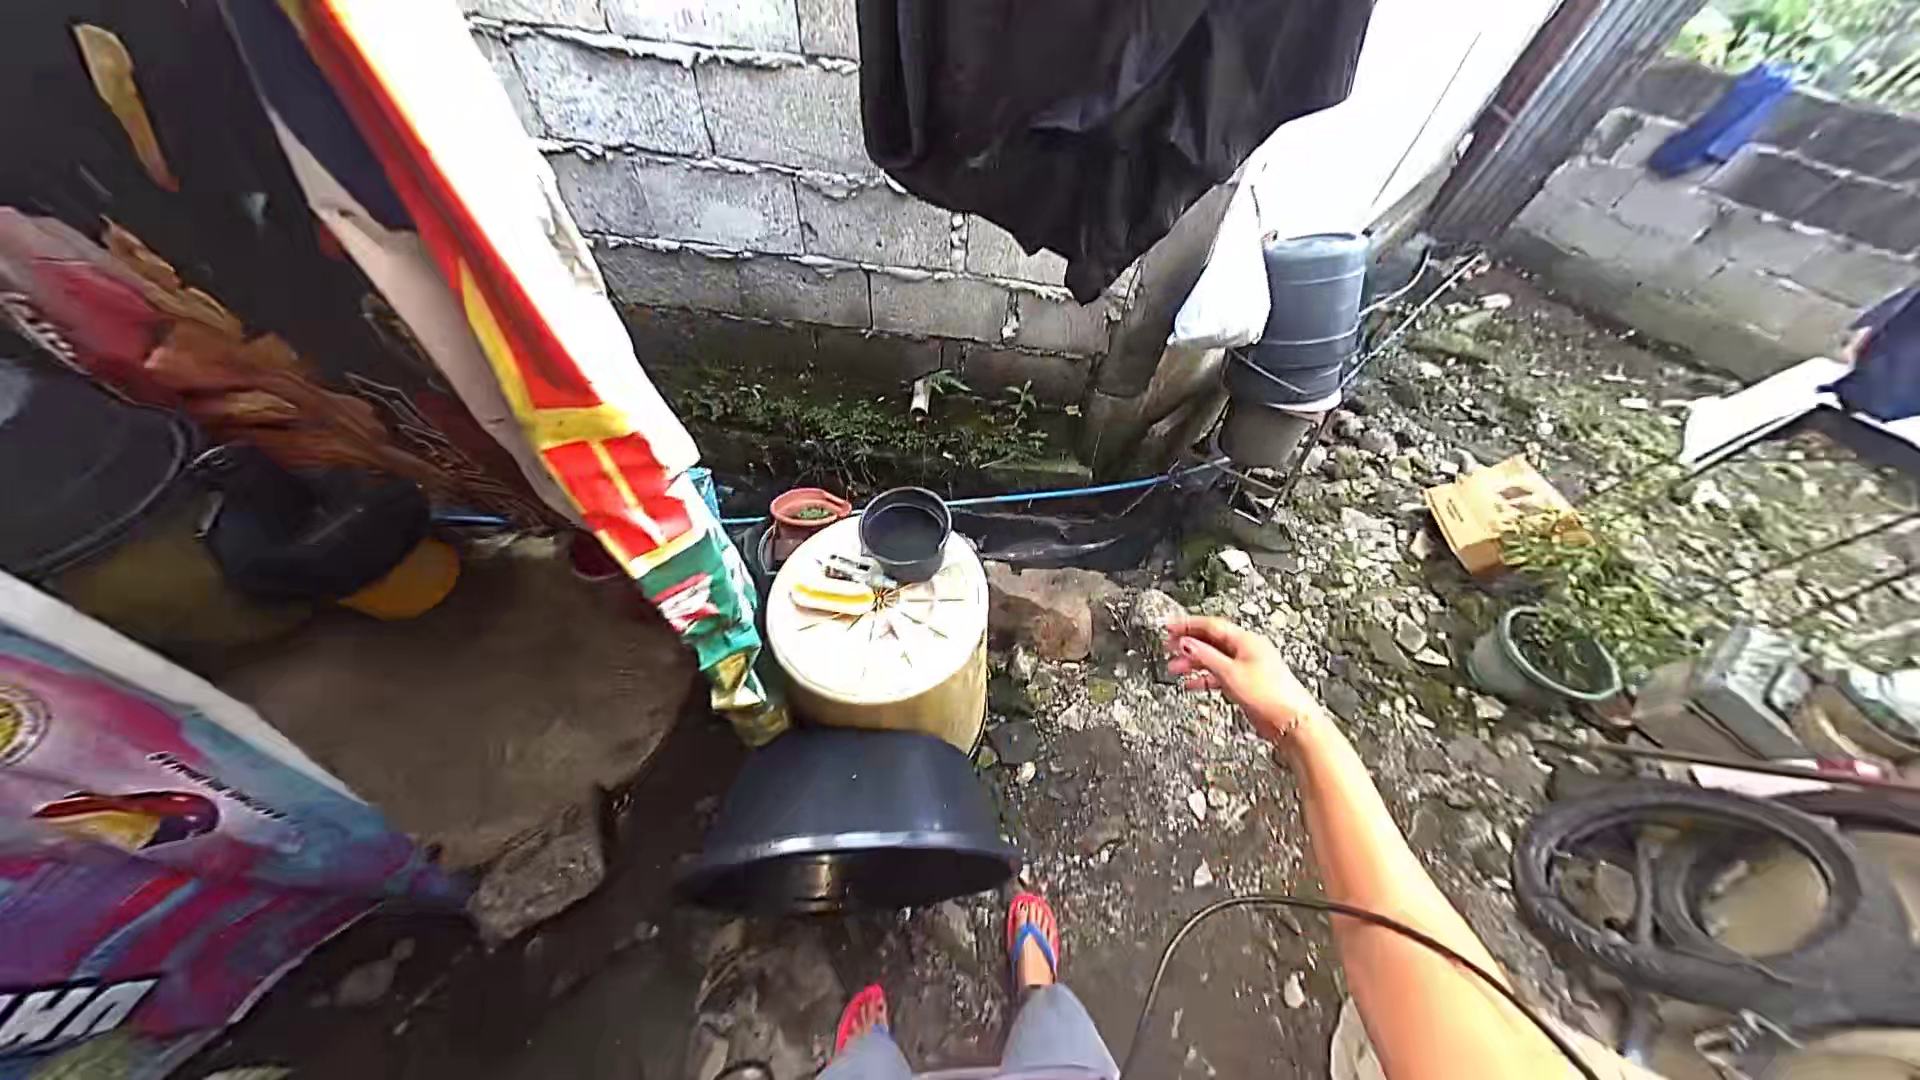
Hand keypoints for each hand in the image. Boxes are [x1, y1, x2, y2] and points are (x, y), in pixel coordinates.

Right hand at [1165, 615, 1325, 742]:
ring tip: (1175, 668)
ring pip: (1213, 658)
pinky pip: (1218, 674)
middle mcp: (1246, 650)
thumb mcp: (1230, 672)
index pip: (1211, 625)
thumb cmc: (1270, 695)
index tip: (1169, 628)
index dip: (1188, 625)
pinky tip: (1191, 684)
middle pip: (1211, 641)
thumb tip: (1186, 642)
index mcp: (1246, 640)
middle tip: (1168, 646)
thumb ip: (1205, 656)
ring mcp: (1246, 666)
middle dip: (1188, 644)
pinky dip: (1203, 677)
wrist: (1292, 722)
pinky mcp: (1245, 682)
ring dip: (1193, 662)